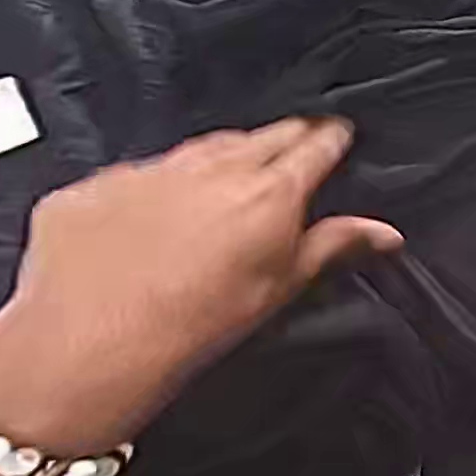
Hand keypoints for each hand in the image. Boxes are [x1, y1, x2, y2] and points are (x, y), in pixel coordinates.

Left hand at [0, 118, 400, 475]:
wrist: (89, 343)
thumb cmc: (199, 320)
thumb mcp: (284, 283)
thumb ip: (337, 244)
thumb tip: (386, 233)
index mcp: (269, 192)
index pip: (314, 145)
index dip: (332, 135)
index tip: (338, 132)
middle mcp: (213, 169)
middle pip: (264, 135)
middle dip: (287, 136)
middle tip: (299, 144)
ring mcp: (151, 170)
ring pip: (205, 146)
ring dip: (228, 153)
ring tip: (234, 177)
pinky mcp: (98, 183)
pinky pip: (146, 168)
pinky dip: (166, 180)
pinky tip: (164, 211)